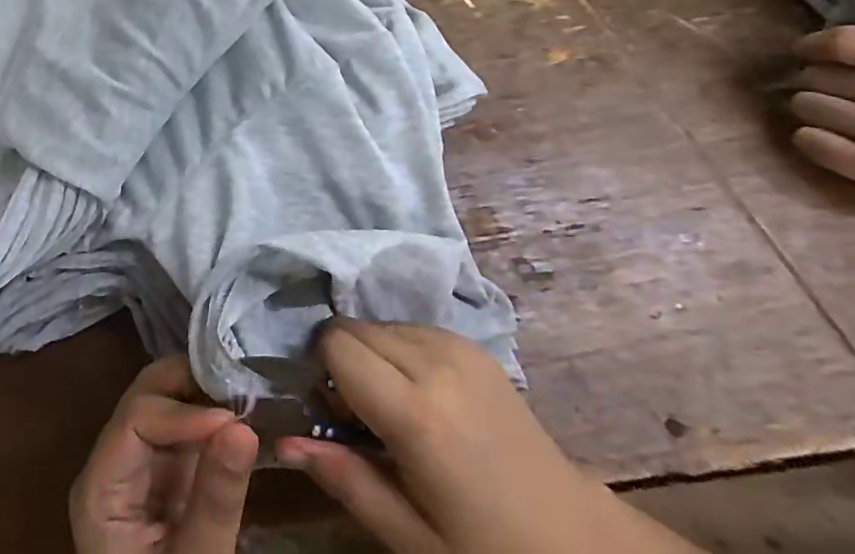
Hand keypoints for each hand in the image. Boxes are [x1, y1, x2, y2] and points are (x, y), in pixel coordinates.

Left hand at [70, 355, 258, 553]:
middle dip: (194, 383)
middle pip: (147, 395)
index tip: (232, 420)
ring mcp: (140, 462)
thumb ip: (214, 501)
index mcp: (101, 486)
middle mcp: (114, 460)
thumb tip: (242, 427)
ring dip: (207, 392)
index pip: (136, 417)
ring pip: (168, 399)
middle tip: (245, 386)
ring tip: (251, 393)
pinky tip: (246, 412)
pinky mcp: (167, 470)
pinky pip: (188, 424)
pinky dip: (216, 411)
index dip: (182, 411)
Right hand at [276, 321, 693, 553]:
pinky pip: (411, 327)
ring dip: (370, 355)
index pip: (336, 345)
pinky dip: (397, 350)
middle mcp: (435, 361)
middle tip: (356, 417)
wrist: (571, 533)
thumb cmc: (483, 546)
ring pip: (381, 323)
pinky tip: (417, 393)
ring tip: (389, 407)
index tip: (329, 411)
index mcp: (417, 412)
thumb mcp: (409, 534)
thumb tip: (283, 441)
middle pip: (355, 328)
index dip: (321, 372)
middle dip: (341, 362)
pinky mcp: (473, 343)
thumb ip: (345, 477)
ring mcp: (458, 345)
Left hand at [787, 26, 854, 232]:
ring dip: (810, 108)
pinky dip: (809, 137)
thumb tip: (843, 50)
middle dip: (814, 80)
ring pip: (808, 105)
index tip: (802, 51)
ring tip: (829, 115)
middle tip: (827, 91)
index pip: (848, 42)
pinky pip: (812, 141)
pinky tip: (826, 140)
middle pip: (819, 75)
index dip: (812, 44)